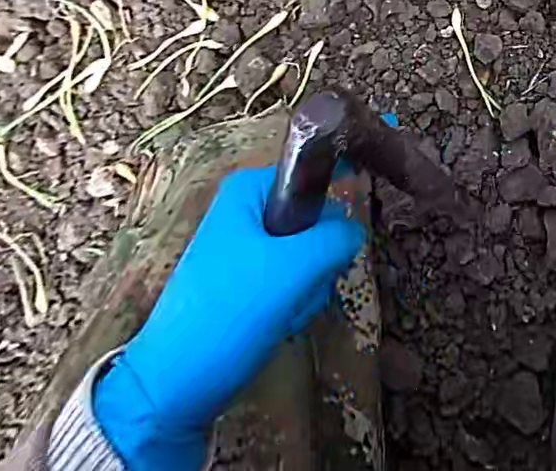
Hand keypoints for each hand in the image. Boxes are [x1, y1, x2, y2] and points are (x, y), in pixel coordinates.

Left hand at [93, 166, 364, 470]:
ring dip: (314, 280)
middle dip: (324, 251)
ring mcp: (251, 245)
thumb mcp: (293, 267)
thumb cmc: (227, 313)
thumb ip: (339, 235)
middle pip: (320, 213)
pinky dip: (300, 296)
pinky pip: (298, 274)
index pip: (318, 163)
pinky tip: (284, 318)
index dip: (353, 166)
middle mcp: (250, 208)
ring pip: (313, 247)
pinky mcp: (253, 279)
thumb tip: (356, 230)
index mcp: (251, 188)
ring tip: (291, 305)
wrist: (169, 392)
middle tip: (312, 276)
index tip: (386, 163)